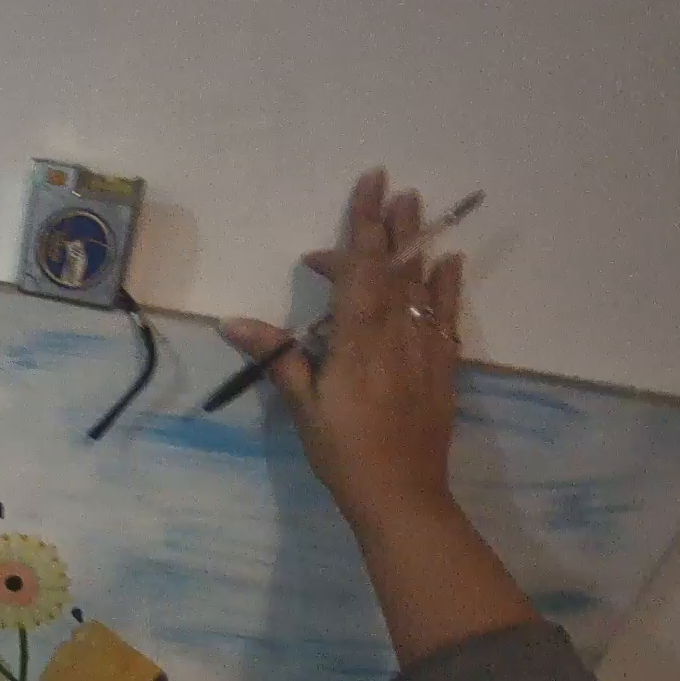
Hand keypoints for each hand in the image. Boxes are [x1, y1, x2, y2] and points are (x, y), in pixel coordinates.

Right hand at [221, 168, 464, 531]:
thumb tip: (232, 323)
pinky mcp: (443, 366)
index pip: (361, 271)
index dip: (363, 227)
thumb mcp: (303, 406)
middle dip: (391, 227)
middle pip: (395, 269)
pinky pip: (448, 315)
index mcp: (359, 342)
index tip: (369, 187)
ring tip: (418, 207)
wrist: (400, 494)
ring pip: (423, 285)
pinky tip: (447, 262)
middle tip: (394, 186)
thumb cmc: (342, 451)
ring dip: (419, 244)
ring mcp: (426, 349)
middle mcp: (398, 335)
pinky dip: (448, 285)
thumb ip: (278, 357)